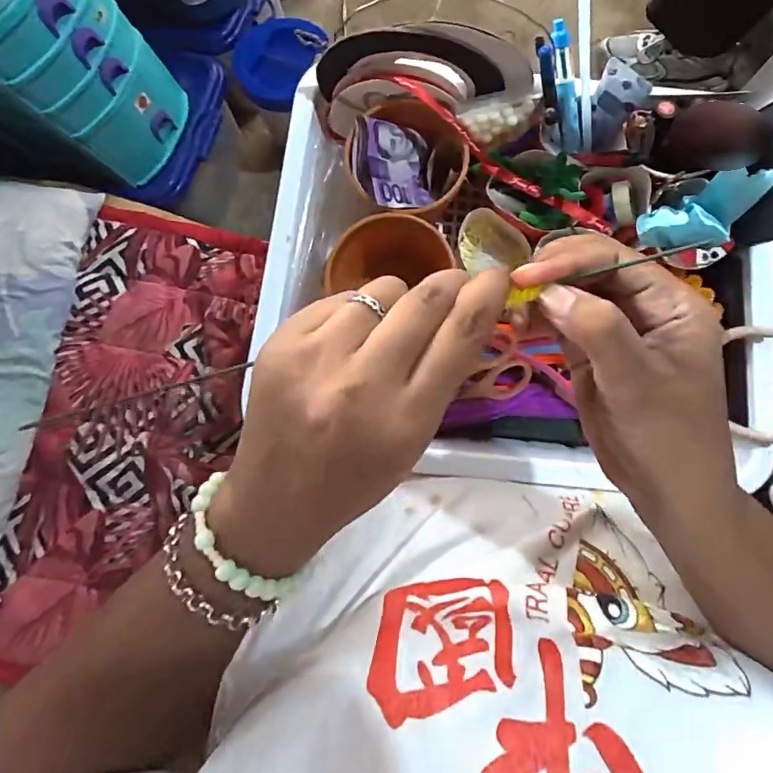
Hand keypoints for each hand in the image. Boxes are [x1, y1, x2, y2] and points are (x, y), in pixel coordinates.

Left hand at [211, 269, 509, 574]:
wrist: (275, 497)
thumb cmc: (359, 476)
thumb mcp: (417, 437)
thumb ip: (444, 374)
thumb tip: (470, 307)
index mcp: (406, 418)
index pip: (460, 335)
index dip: (486, 294)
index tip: (497, 275)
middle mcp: (362, 383)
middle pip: (426, 300)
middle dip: (451, 281)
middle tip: (456, 282)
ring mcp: (316, 357)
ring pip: (384, 288)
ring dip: (400, 299)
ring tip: (389, 325)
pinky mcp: (283, 340)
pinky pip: (342, 297)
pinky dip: (357, 309)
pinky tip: (348, 337)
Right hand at [512, 236, 735, 524]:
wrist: (670, 494)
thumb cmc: (666, 434)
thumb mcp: (635, 378)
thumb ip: (596, 326)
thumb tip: (549, 290)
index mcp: (672, 303)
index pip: (619, 261)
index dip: (573, 259)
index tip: (529, 272)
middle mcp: (648, 308)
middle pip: (596, 272)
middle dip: (555, 273)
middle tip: (513, 284)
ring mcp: (621, 329)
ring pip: (576, 295)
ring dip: (543, 296)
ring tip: (510, 305)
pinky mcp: (597, 353)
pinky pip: (566, 324)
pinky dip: (541, 319)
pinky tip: (517, 321)